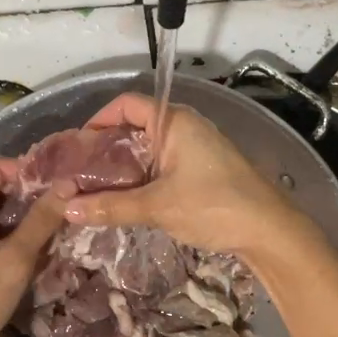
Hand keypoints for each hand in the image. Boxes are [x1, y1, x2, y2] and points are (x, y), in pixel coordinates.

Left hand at [0, 157, 73, 336]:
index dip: (29, 170)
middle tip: (67, 202)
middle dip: (30, 195)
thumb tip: (68, 185)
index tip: (62, 182)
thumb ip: (41, 221)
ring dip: (25, 217)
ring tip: (59, 222)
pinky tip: (40, 244)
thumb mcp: (14, 260)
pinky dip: (14, 235)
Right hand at [61, 92, 314, 258]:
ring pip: (148, 150)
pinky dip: (141, 178)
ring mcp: (194, 149)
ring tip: (95, 190)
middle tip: (79, 173)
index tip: (78, 146)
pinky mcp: (200, 171)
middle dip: (106, 149)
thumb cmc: (214, 206)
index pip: (127, 104)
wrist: (270, 232)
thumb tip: (67, 208)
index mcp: (175, 121)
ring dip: (122, 168)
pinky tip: (125, 201)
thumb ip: (111, 206)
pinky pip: (161, 166)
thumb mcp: (157, 206)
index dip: (99, 120)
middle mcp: (184, 127)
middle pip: (134, 127)